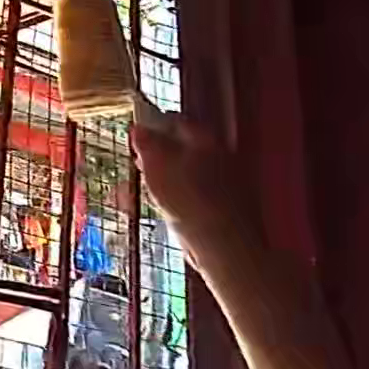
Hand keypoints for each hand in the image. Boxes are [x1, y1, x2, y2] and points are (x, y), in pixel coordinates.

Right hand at [129, 98, 251, 245]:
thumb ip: (145, 143)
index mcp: (205, 138)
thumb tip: (138, 128)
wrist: (225, 247)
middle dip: (159, 155)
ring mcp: (231, 183)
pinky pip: (199, 194)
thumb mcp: (155, 165)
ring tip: (147, 190)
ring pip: (190, 172)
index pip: (175, 120)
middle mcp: (222, 155)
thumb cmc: (187, 199)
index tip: (136, 137)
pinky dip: (182, 196)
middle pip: (184, 147)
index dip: (152, 126)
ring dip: (167, 177)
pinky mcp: (232, 209)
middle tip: (140, 164)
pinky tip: (169, 208)